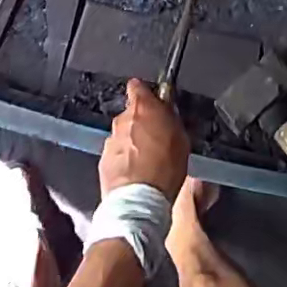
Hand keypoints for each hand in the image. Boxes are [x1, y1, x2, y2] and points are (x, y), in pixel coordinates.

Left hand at [100, 79, 188, 198]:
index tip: (153, 98)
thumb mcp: (182, 138)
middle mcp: (123, 120)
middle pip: (131, 113)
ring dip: (133, 141)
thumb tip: (168, 111)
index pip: (137, 86)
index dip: (145, 92)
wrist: (140, 200)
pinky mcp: (104, 161)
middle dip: (142, 121)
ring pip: (123, 134)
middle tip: (158, 136)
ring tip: (149, 159)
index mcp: (143, 108)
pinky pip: (116, 153)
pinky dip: (124, 158)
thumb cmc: (165, 168)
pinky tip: (138, 171)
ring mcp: (111, 141)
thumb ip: (171, 118)